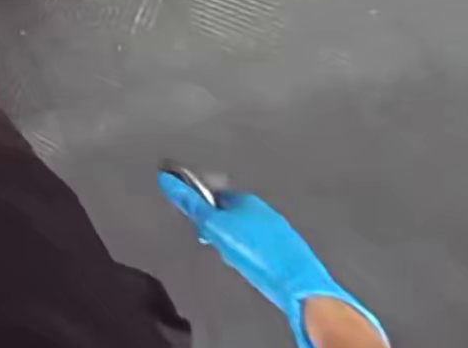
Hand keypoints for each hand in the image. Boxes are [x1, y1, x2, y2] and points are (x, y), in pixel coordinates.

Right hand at [158, 171, 385, 347]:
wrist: (302, 289)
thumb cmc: (257, 254)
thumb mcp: (216, 227)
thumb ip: (191, 204)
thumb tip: (165, 179)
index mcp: (246, 199)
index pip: (216, 195)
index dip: (203, 207)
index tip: (198, 223)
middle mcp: (265, 211)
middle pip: (232, 212)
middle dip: (220, 226)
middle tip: (214, 242)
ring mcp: (281, 232)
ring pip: (249, 231)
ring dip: (237, 241)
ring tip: (233, 257)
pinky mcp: (291, 253)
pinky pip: (264, 247)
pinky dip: (254, 254)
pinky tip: (253, 267)